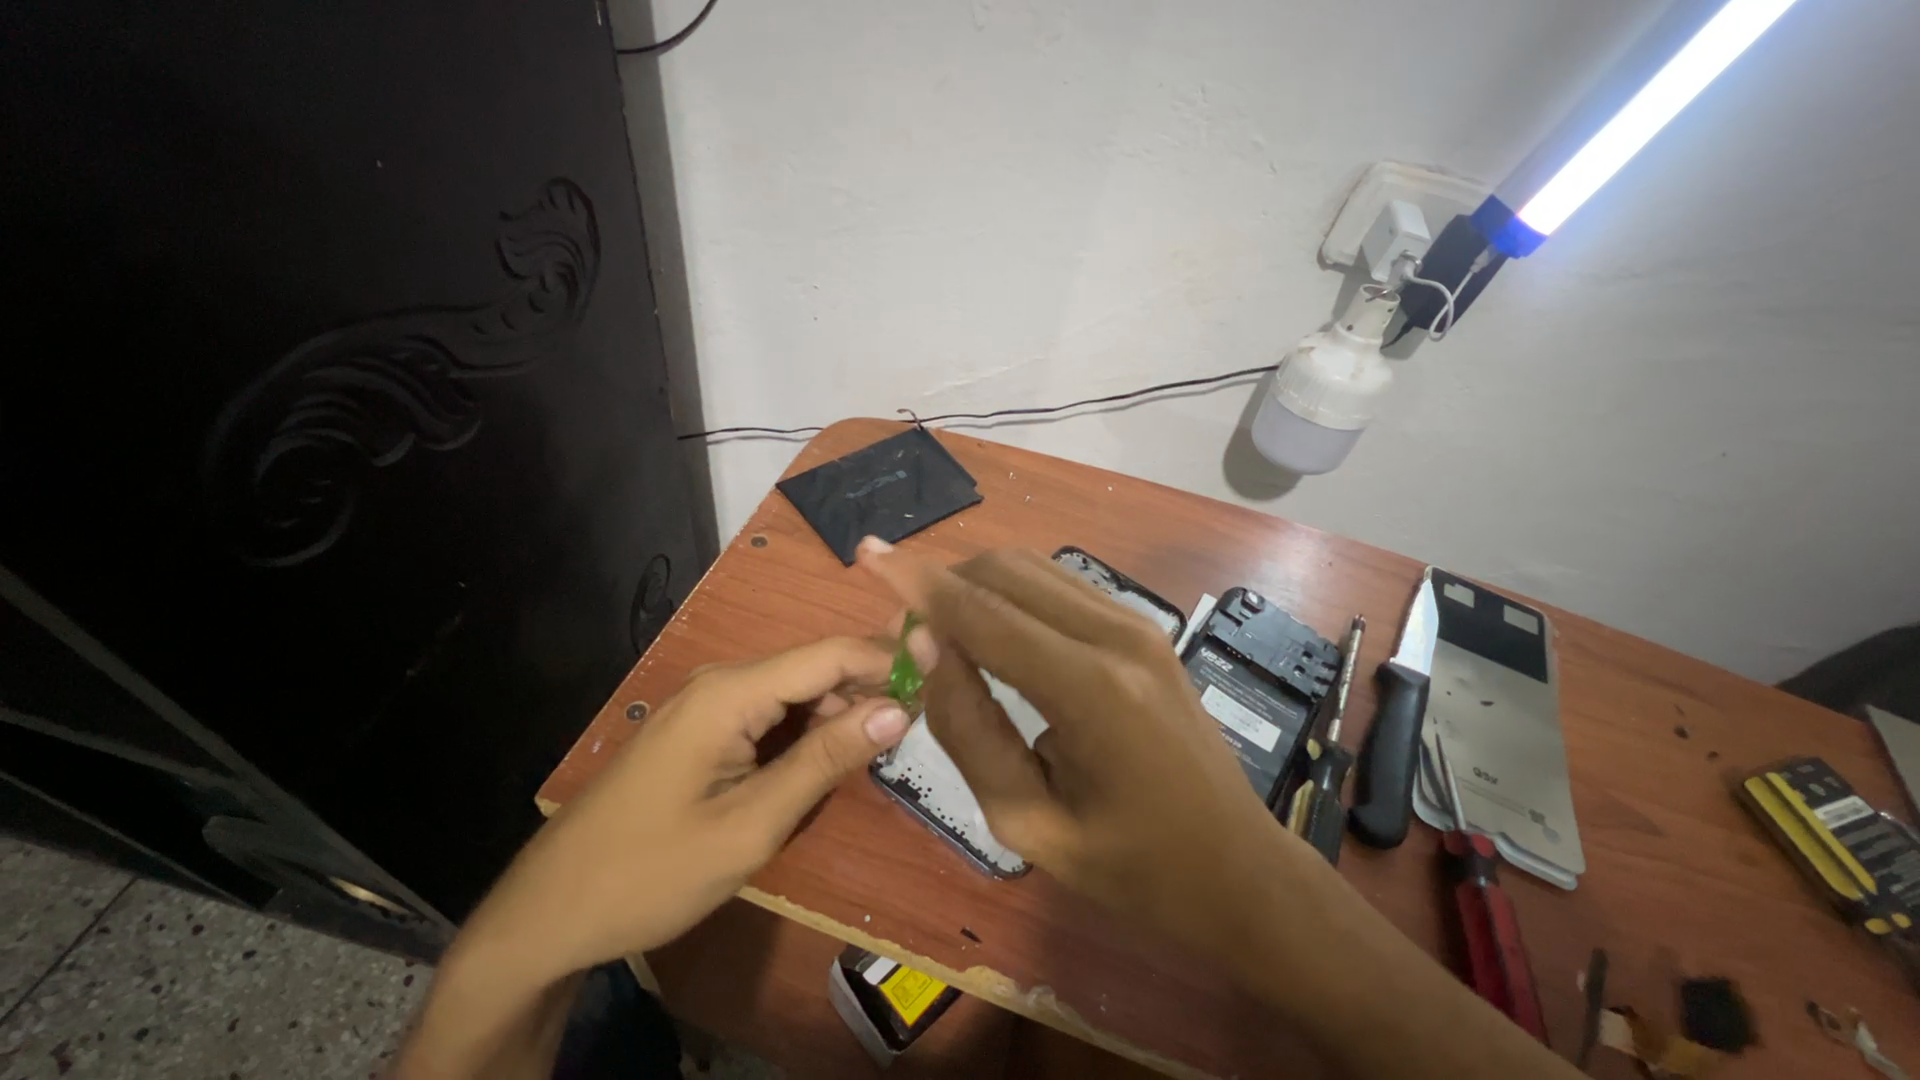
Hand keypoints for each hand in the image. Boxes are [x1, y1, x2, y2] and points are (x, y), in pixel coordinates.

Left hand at [454, 637, 912, 982]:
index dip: (888, 657)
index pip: (829, 654)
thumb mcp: (752, 823)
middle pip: (814, 670)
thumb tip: (898, 709)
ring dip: (839, 720)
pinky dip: (806, 738)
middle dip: (867, 694)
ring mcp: (708, 708)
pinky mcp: (702, 734)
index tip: (945, 670)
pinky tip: (829, 767)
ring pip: (795, 696)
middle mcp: (721, 684)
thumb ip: (826, 760)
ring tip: (881, 757)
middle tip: (918, 734)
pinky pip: (769, 719)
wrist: (553, 911)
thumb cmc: (654, 870)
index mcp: (730, 693)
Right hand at [858, 539, 1300, 951]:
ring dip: (975, 587)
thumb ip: (969, 729)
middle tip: (900, 633)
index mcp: (1090, 689)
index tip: (866, 557)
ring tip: (936, 633)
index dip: (917, 583)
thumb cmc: (1131, 868)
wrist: (1238, 869)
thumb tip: (925, 647)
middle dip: (942, 586)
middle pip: (1006, 572)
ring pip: (1033, 570)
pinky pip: (1060, 590)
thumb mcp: (1028, 823)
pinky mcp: (1144, 631)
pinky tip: (988, 633)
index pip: (982, 612)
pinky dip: (1011, 597)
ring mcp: (1139, 626)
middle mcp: (1118, 636)